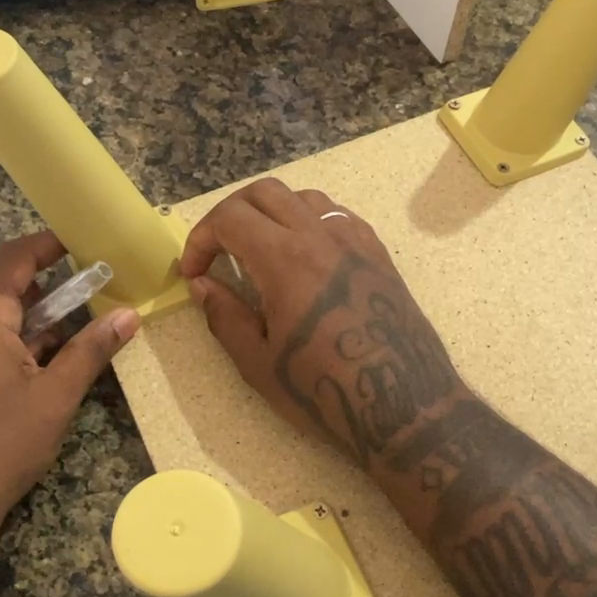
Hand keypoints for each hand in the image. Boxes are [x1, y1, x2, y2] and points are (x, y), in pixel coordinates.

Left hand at [0, 232, 139, 549]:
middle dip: (37, 297)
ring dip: (12, 327)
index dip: (48, 245)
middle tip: (74, 318)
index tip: (78, 244)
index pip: (14, 257)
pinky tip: (3, 388)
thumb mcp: (55, 397)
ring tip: (44, 360)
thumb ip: (91, 350)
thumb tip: (128, 316)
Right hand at [178, 178, 462, 469]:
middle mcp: (321, 235)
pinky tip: (302, 258)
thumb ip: (224, 316)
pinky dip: (306, 222)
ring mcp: (355, 239)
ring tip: (258, 252)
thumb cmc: (324, 391)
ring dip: (270, 214)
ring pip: (302, 197)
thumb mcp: (259, 363)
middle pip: (264, 193)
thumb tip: (202, 286)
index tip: (193, 273)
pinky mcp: (377, 253)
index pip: (230, 218)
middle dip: (229, 215)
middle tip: (217, 252)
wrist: (403, 404)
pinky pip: (335, 215)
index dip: (200, 239)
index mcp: (286, 259)